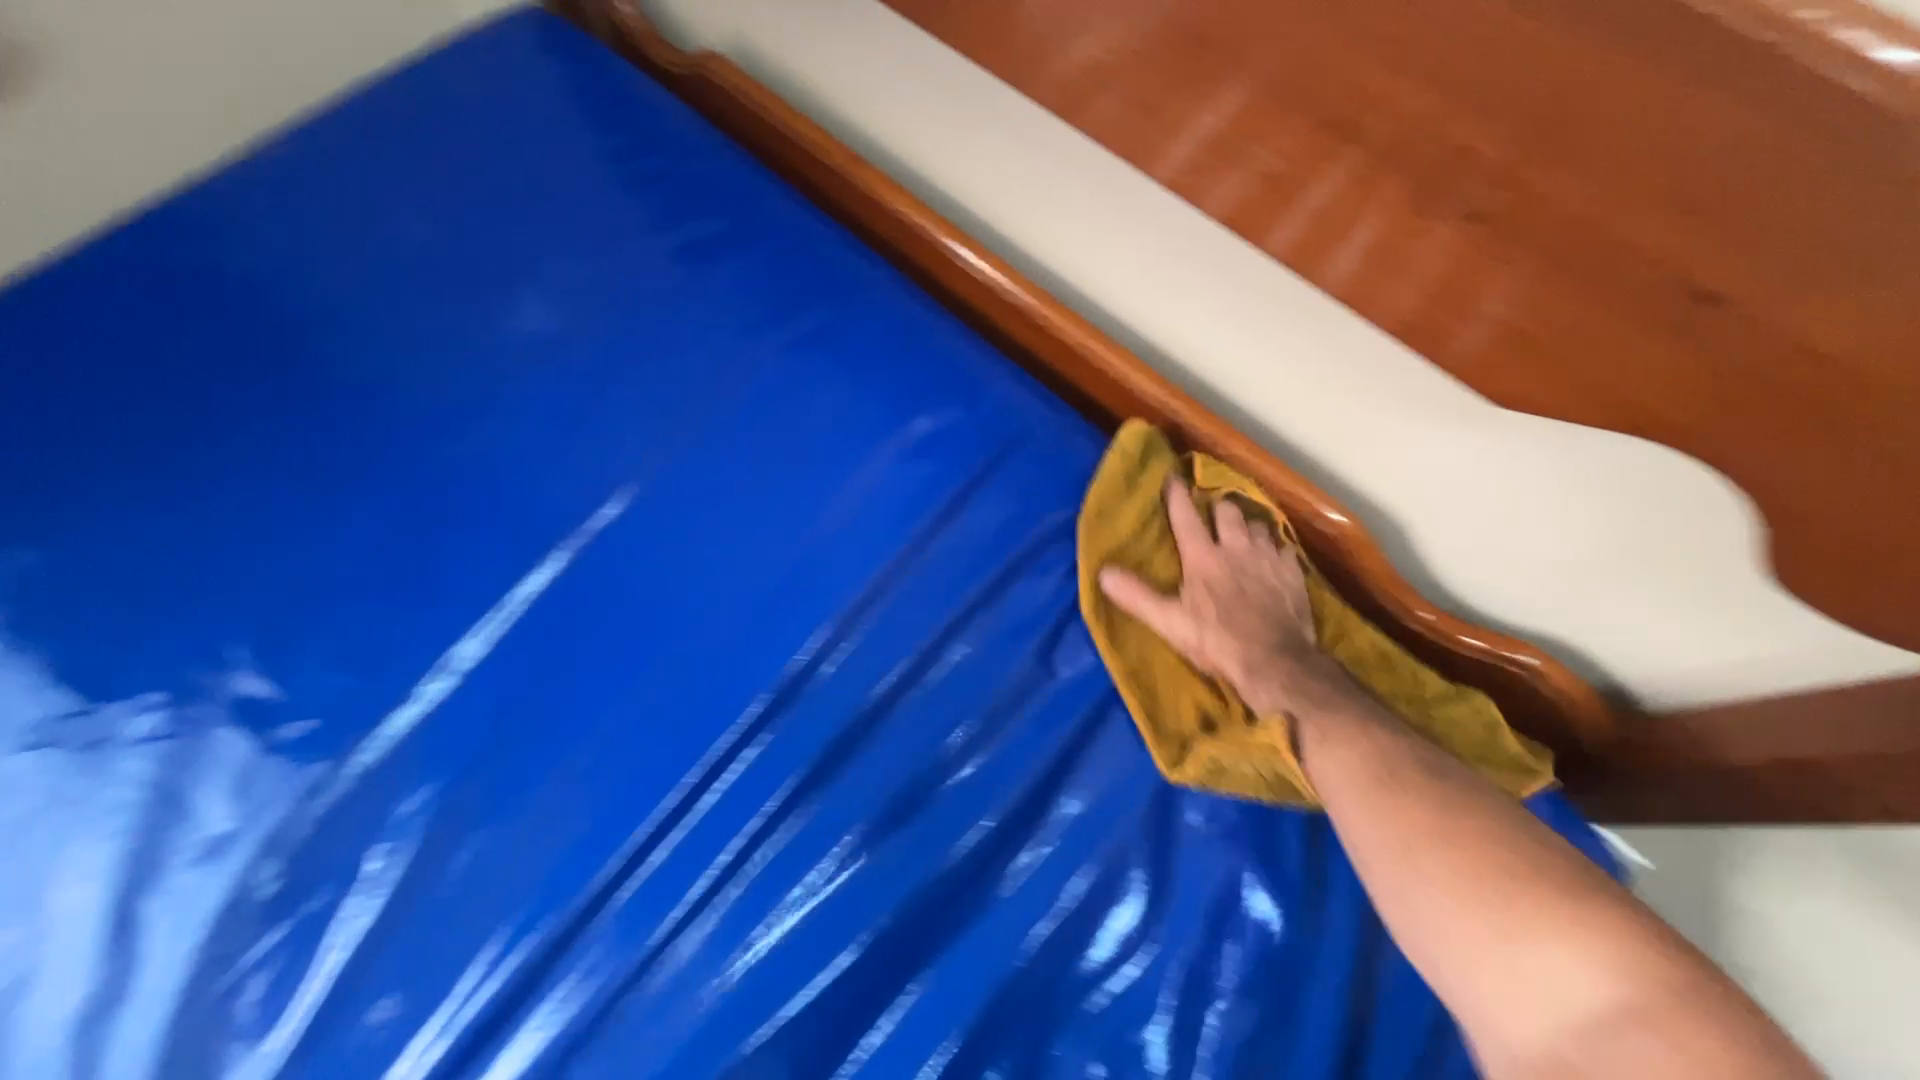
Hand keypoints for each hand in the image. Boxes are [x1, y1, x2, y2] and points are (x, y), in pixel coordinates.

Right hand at [1097, 476, 1344, 717]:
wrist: (1274, 660)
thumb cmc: (1217, 641)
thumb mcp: (1170, 622)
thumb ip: (1137, 596)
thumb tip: (1103, 573)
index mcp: (1203, 557)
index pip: (1185, 516)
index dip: (1176, 495)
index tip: (1172, 477)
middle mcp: (1236, 547)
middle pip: (1227, 511)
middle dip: (1219, 508)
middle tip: (1214, 513)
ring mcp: (1268, 557)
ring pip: (1258, 523)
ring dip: (1248, 525)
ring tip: (1244, 533)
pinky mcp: (1293, 571)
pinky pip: (1284, 546)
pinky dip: (1275, 547)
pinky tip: (1273, 557)